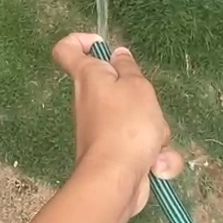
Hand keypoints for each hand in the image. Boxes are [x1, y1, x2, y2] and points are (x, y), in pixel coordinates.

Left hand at [51, 32, 183, 214]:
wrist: (115, 181)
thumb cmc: (125, 125)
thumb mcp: (137, 86)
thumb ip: (128, 68)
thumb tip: (118, 55)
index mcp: (88, 77)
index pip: (66, 50)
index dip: (80, 40)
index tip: (103, 44)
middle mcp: (89, 101)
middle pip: (117, 88)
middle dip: (142, 98)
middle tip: (146, 106)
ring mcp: (101, 130)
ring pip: (137, 120)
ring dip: (155, 133)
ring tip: (154, 143)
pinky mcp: (116, 155)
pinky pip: (142, 149)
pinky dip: (154, 159)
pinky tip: (156, 167)